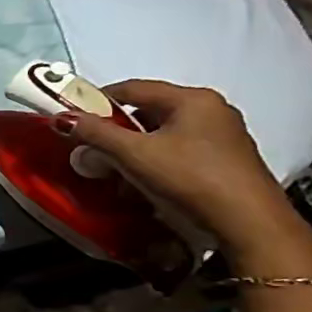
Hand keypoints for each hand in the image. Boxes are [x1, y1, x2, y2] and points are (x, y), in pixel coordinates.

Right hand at [58, 80, 311, 262]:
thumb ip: (97, 135)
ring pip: (164, 135)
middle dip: (116, 132)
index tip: (74, 117)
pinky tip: (146, 185)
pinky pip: (180, 153)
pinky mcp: (227, 162)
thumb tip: (62, 119)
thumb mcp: (135, 155)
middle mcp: (211, 110)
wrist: (249, 224)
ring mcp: (223, 136)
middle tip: (92, 151)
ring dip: (135, 152)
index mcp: (192, 98)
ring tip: (116, 174)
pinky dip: (156, 163)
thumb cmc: (189, 179)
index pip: (133, 87)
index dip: (98, 99)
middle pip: (149, 112)